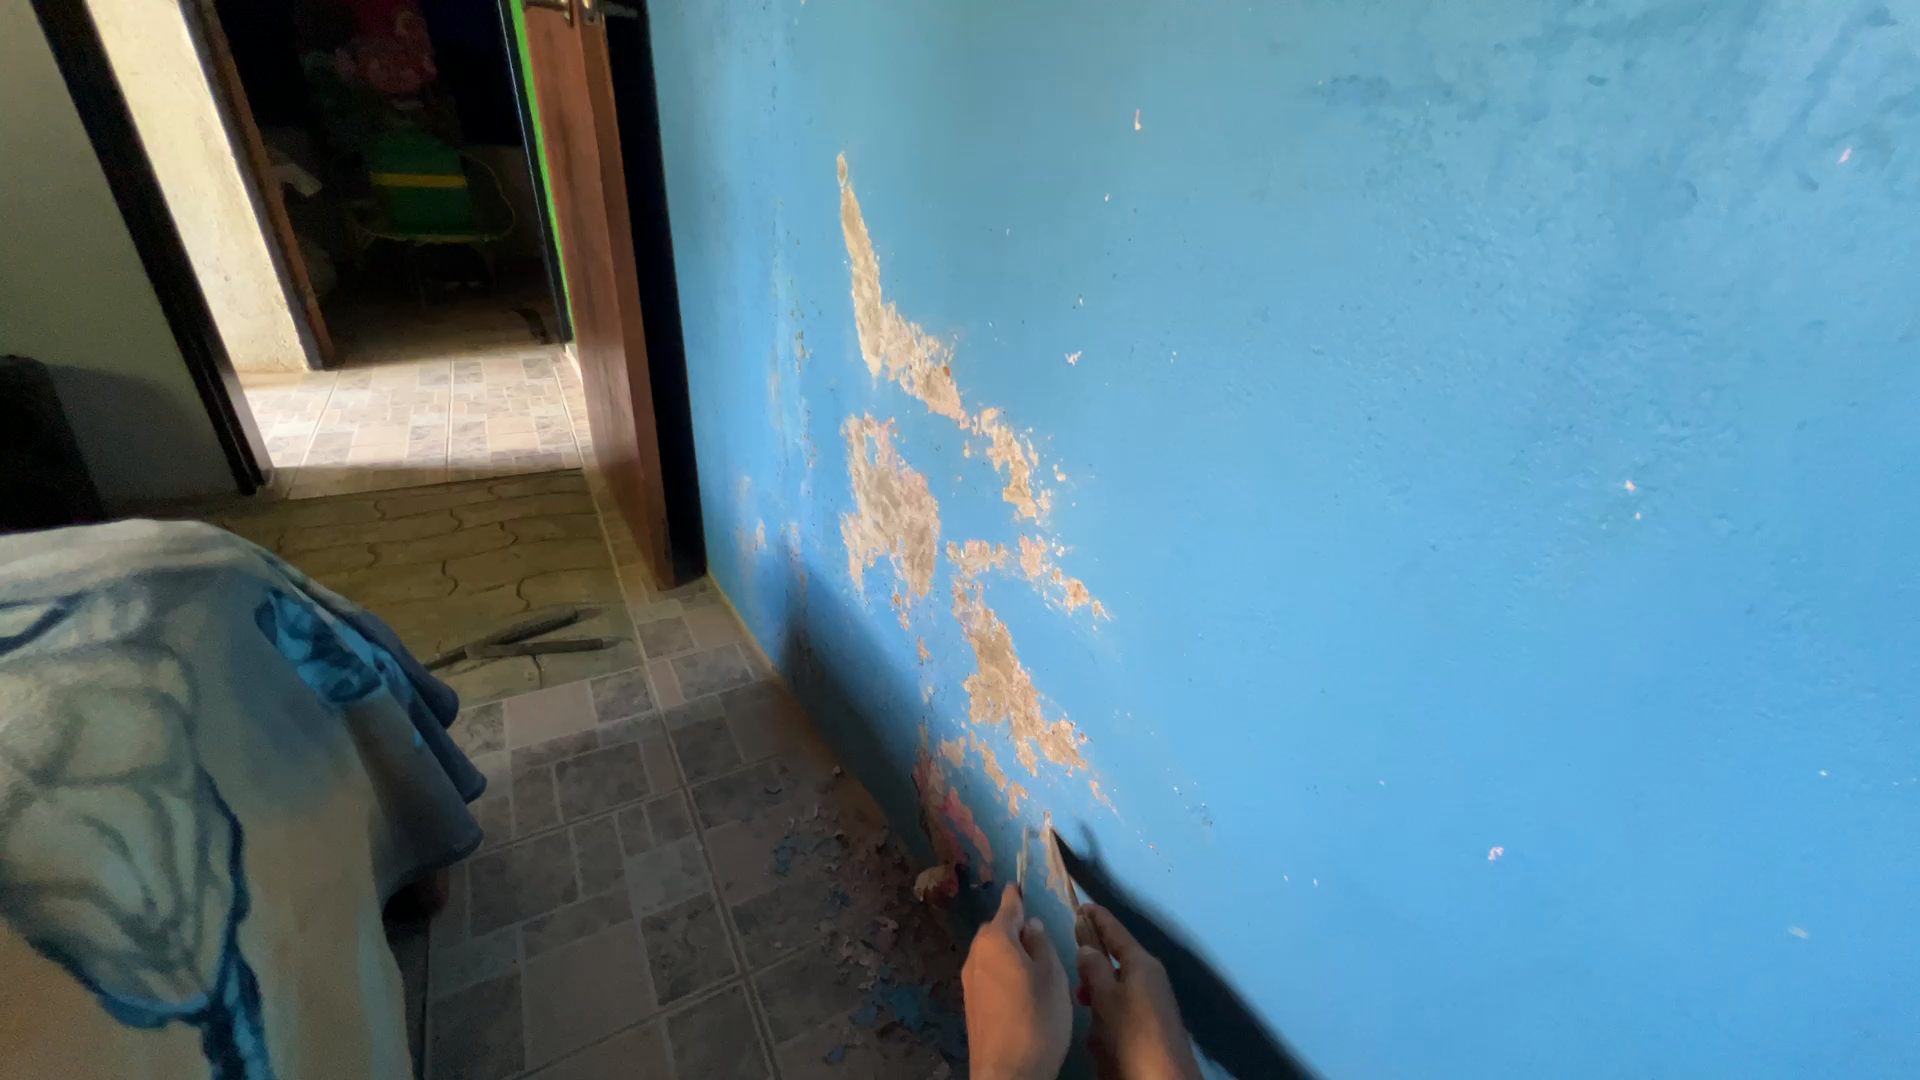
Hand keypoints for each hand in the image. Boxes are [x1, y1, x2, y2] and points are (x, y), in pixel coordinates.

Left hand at [963, 884, 1072, 1079]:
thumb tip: (1031, 926)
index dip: (1015, 895)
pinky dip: (1002, 974)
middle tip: (1039, 941)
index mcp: (995, 939)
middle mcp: (976, 954)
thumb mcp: (1052, 975)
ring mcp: (969, 980)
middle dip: (1015, 930)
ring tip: (1034, 970)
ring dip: (1009, 954)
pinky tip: (1019, 992)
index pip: (1008, 907)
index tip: (1016, 883)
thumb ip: (1042, 943)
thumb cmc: (1036, 1018)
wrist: (1007, 1075)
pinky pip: (988, 975)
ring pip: (992, 954)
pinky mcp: (970, 1005)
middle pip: (997, 930)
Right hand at [1075, 903, 1202, 1079]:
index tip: (1080, 905)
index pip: (1115, 930)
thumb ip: (1094, 968)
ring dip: (1100, 1003)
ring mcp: (1152, 1002)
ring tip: (1090, 1022)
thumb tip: (1086, 946)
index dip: (1097, 917)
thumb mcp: (1107, 998)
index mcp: (1141, 963)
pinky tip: (1102, 1042)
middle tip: (1078, 990)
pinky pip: (1123, 1013)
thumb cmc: (1134, 1034)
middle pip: (1114, 962)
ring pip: (1115, 991)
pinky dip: (1109, 1021)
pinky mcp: (1152, 1026)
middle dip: (1093, 975)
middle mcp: (1150, 977)